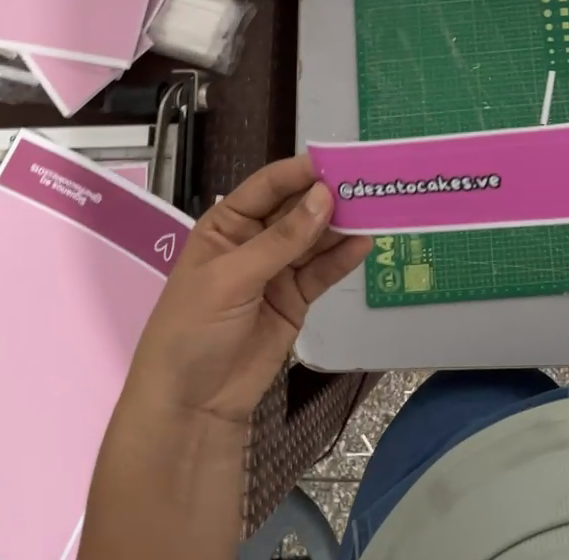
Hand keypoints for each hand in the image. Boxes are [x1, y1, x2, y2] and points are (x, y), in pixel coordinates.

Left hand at [128, 156, 371, 426]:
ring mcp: (277, 271)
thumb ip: (282, 240)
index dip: (302, 172)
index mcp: (227, 225)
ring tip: (377, 210)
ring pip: (315, 239)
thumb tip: (326, 195)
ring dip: (343, 225)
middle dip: (329, 197)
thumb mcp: (232, 279)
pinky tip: (366, 244)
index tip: (339, 161)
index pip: (269, 187)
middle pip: (298, 209)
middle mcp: (254, 241)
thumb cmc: (193, 331)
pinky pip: (323, 272)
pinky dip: (343, 258)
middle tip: (368, 184)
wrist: (191, 407)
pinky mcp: (296, 300)